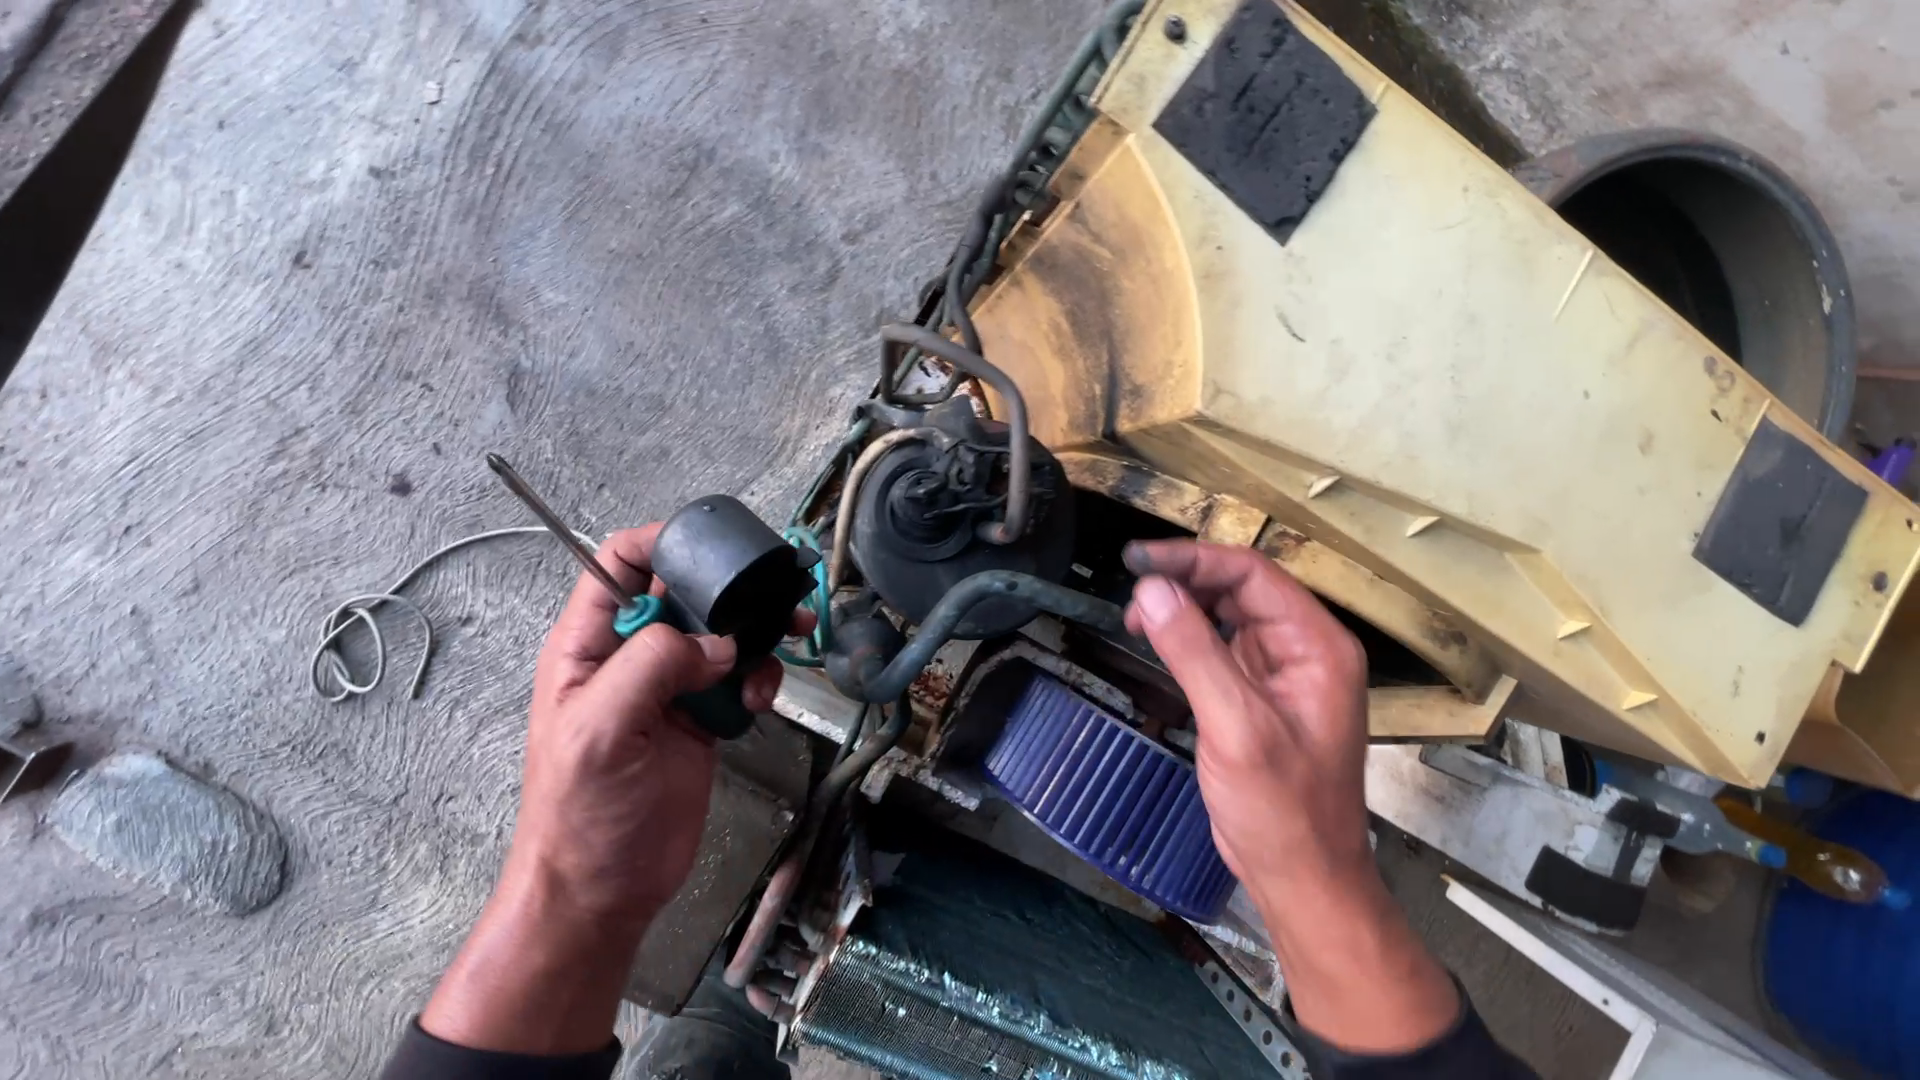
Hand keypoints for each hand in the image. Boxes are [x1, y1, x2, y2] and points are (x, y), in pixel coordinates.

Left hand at [421, 525, 798, 1054]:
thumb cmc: (583, 812)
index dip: (662, 542)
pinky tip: (759, 701)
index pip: (620, 563)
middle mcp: (630, 656)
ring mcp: (670, 687)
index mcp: (589, 644)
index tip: (714, 546)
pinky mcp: (702, 717)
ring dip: (754, 636)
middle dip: (728, 591)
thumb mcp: (600, 727)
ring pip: (720, 634)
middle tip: (774, 597)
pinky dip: (758, 678)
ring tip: (783, 646)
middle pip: (684, 594)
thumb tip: (719, 642)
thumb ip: (653, 665)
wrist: (605, 891)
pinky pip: (738, 676)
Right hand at [1124, 540, 1457, 1053]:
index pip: (1253, 574)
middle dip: (1184, 581)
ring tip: (1137, 617)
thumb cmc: (1282, 809)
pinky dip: (1186, 636)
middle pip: (1240, 587)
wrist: (1301, 876)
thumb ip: (1193, 652)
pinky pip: (1220, 644)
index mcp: (1317, 645)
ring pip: (1227, 613)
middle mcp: (1304, 648)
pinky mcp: (1258, 693)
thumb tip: (1150, 590)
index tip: (1139, 561)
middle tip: (1132, 590)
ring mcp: (1282, 671)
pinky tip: (1159, 639)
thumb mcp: (1235, 726)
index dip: (1194, 559)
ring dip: (1182, 607)